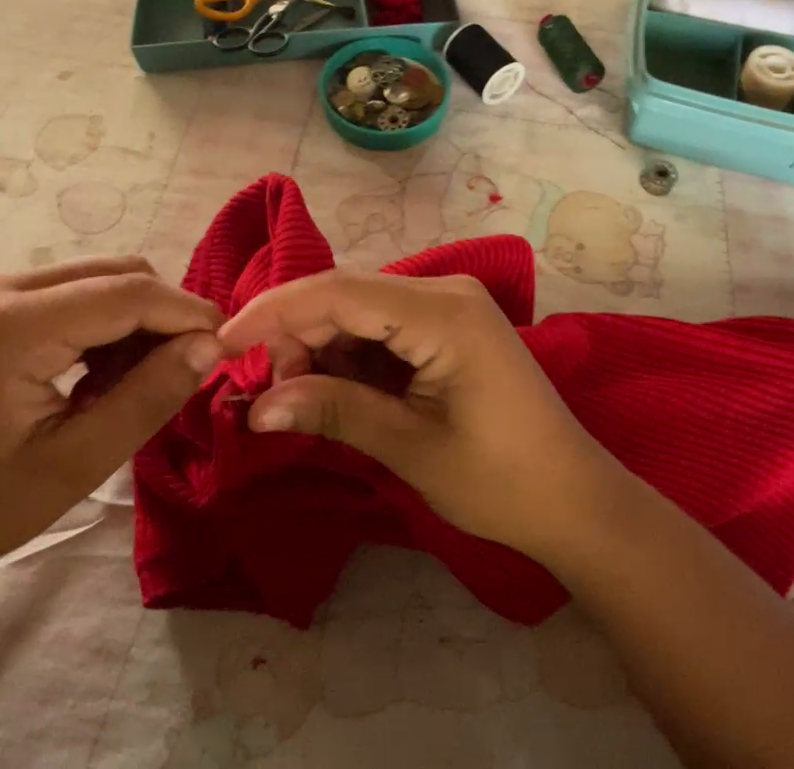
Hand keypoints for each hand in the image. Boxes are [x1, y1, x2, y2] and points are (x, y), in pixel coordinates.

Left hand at [0, 257, 223, 588]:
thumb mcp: (80, 461)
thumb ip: (149, 397)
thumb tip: (212, 346)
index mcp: (13, 326)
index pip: (128, 293)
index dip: (188, 314)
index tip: (230, 349)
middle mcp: (1, 290)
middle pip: (118, 274)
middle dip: (165, 316)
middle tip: (185, 373)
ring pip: (102, 280)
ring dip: (138, 323)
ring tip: (136, 386)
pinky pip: (78, 295)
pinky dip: (110, 327)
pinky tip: (104, 379)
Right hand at [218, 269, 621, 559]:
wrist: (572, 501)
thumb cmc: (500, 481)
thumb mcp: (410, 448)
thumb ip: (334, 411)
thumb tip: (255, 405)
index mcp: (444, 314)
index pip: (338, 292)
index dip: (273, 315)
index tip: (221, 347)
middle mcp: (446, 294)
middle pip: (345, 297)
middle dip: (295, 338)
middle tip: (263, 396)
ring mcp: (450, 310)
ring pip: (358, 313)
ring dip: (319, 350)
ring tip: (296, 402)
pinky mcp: (449, 331)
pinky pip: (382, 331)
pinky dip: (349, 359)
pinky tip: (332, 393)